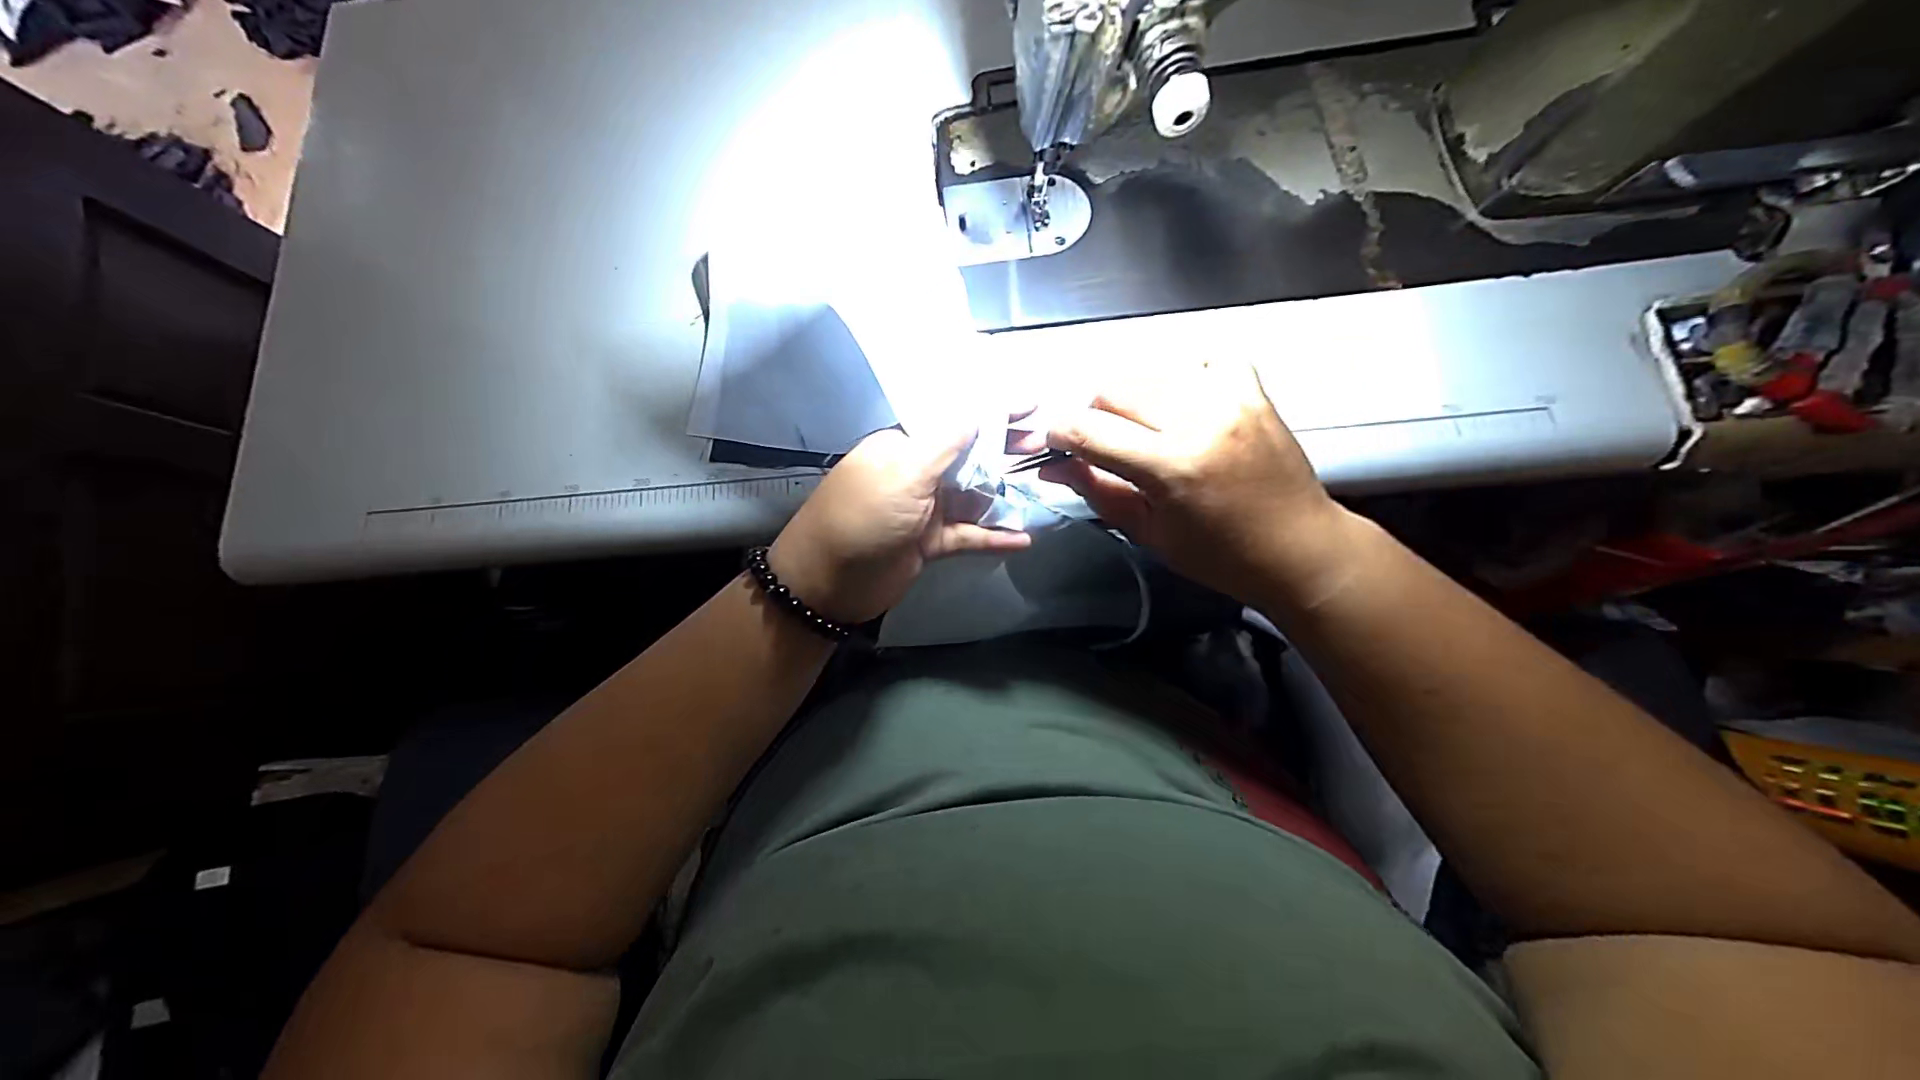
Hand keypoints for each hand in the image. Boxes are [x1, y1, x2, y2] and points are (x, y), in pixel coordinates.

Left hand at [768, 429, 1031, 623]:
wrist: (828, 583)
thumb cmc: (863, 518)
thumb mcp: (903, 474)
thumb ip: (944, 446)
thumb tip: (975, 413)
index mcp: (902, 447)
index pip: (952, 422)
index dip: (989, 412)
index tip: (1027, 404)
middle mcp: (914, 474)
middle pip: (966, 456)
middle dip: (1002, 447)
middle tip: (1041, 440)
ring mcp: (922, 509)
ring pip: (971, 496)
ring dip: (1002, 490)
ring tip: (1041, 479)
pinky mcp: (929, 542)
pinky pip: (968, 535)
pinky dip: (993, 536)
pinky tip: (1022, 538)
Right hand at [1041, 362, 1363, 608]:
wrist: (1299, 548)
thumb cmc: (1221, 555)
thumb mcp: (1148, 532)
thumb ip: (1096, 489)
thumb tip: (1053, 465)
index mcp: (1171, 466)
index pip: (1088, 428)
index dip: (1059, 435)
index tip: (1057, 445)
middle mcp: (1199, 420)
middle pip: (1113, 390)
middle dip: (1096, 417)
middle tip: (1107, 448)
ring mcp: (1230, 398)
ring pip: (1148, 374)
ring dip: (1135, 402)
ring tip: (1149, 435)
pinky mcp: (1252, 390)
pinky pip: (1201, 361)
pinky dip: (1183, 380)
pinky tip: (1186, 409)